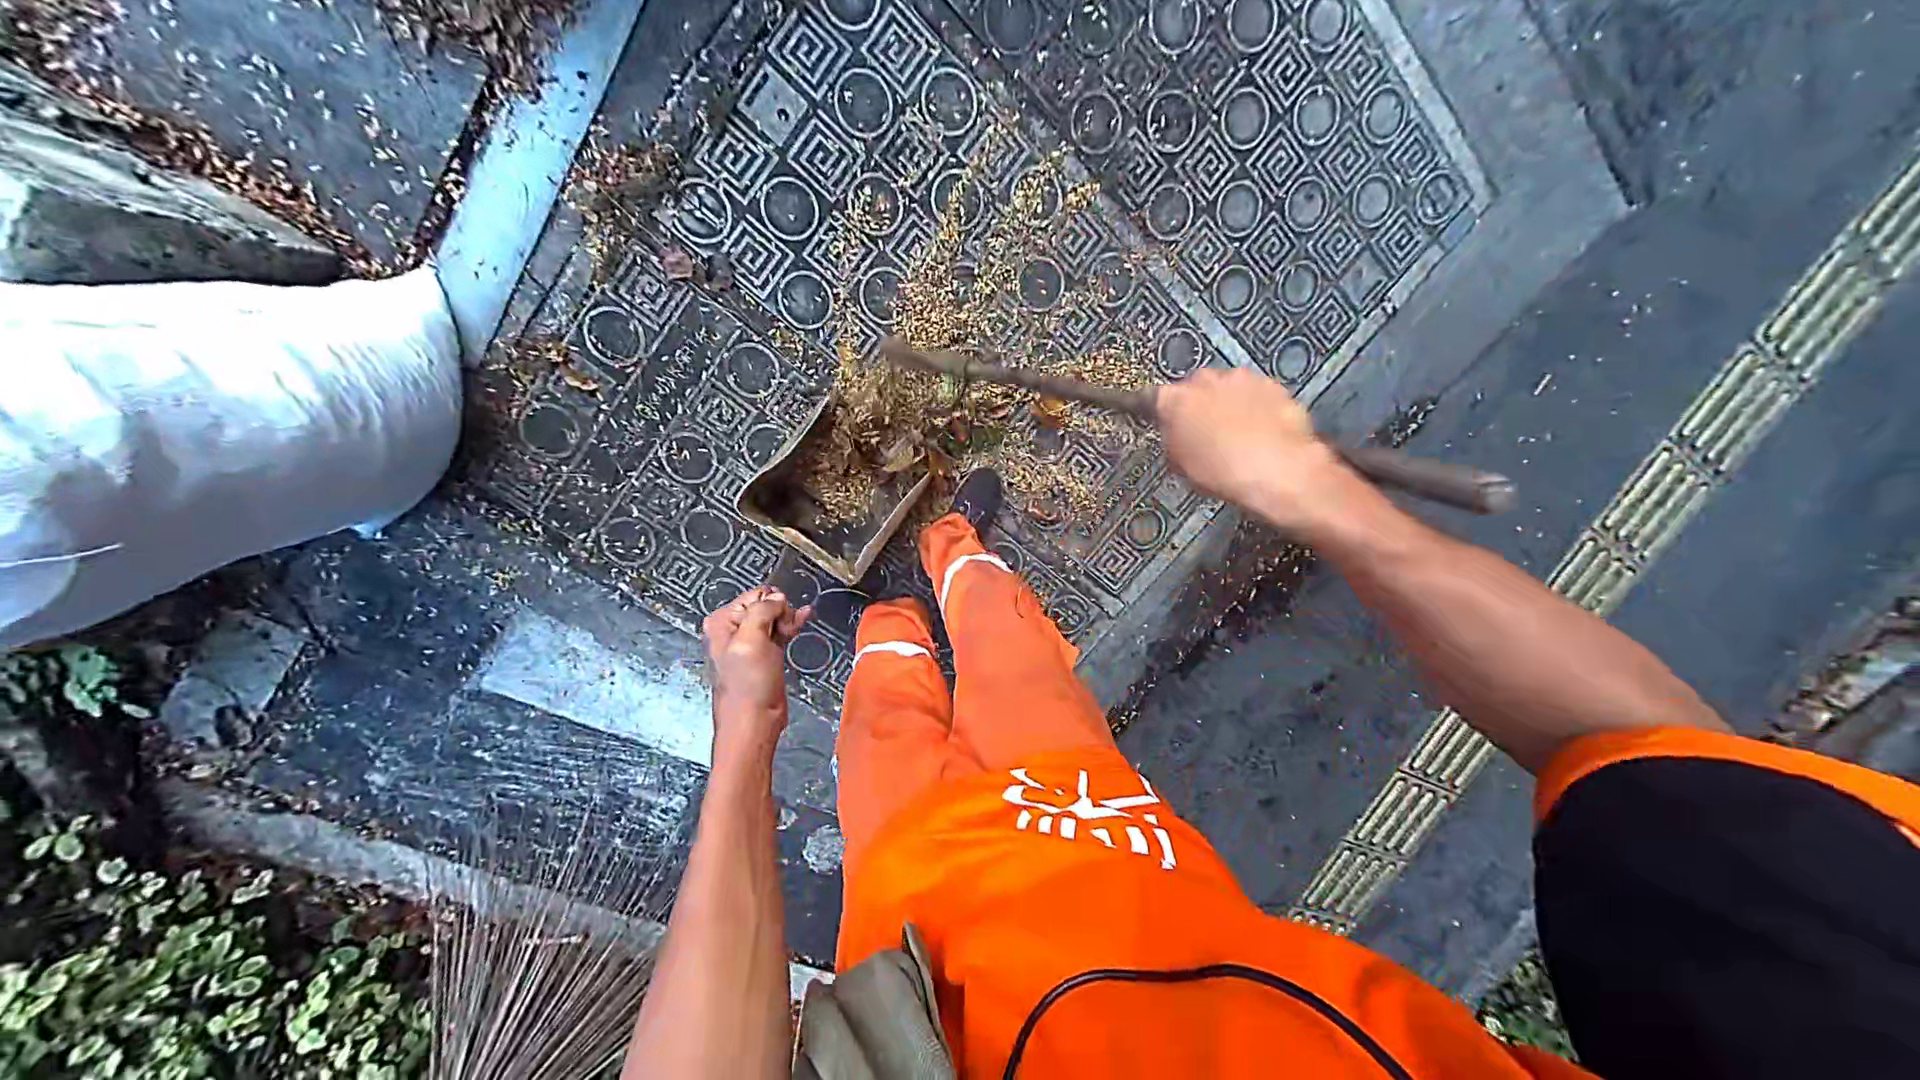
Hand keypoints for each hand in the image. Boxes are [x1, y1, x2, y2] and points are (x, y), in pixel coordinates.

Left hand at [702, 586, 810, 758]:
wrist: (754, 720)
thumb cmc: (748, 685)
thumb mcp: (750, 640)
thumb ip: (762, 610)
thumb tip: (777, 598)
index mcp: (721, 623)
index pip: (753, 596)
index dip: (771, 603)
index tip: (781, 616)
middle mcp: (732, 631)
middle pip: (764, 605)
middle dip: (781, 611)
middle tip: (788, 625)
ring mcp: (749, 644)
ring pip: (774, 619)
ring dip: (788, 617)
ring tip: (799, 621)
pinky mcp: (765, 655)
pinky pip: (779, 632)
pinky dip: (790, 625)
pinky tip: (801, 620)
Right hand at [1154, 367, 1350, 532]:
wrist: (1279, 471)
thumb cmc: (1225, 473)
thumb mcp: (1180, 465)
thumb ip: (1171, 438)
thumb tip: (1173, 433)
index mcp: (1174, 400)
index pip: (1150, 398)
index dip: (1153, 408)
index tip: (1156, 415)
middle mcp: (1205, 381)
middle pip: (1193, 388)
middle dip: (1196, 405)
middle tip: (1201, 433)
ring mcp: (1241, 380)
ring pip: (1226, 388)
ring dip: (1226, 404)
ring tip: (1234, 436)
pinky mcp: (1271, 384)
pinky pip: (1255, 393)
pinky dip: (1254, 407)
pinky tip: (1258, 431)